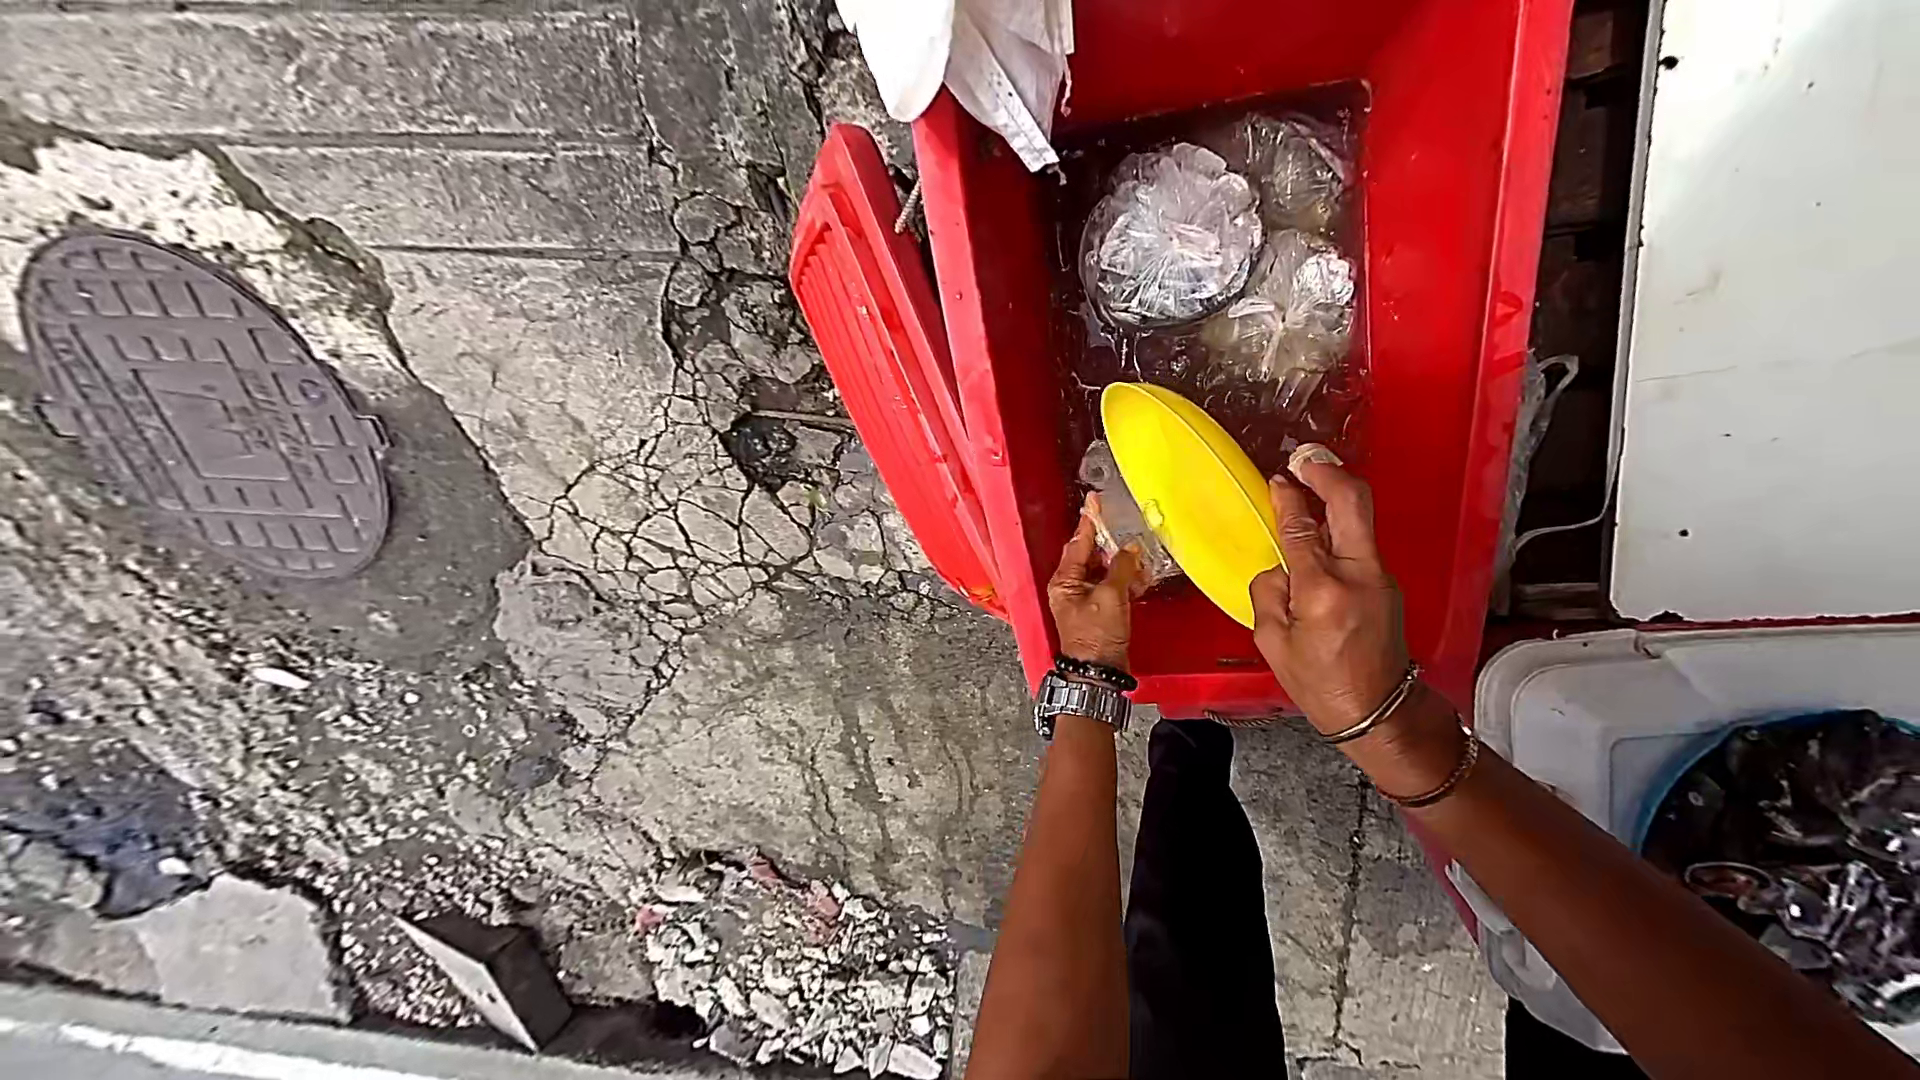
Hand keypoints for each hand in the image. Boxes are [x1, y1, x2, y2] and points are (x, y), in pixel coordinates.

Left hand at [1048, 512, 1142, 670]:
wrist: (1099, 671)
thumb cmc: (1097, 634)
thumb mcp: (1111, 596)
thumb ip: (1122, 568)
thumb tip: (1130, 548)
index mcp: (1065, 579)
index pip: (1078, 542)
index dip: (1089, 521)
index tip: (1094, 500)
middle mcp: (1071, 586)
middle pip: (1091, 554)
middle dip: (1111, 545)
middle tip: (1127, 532)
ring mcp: (1084, 598)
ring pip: (1104, 570)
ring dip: (1122, 565)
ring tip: (1140, 561)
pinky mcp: (1098, 610)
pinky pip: (1111, 586)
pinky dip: (1126, 581)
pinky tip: (1140, 580)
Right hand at [1249, 446, 1409, 733]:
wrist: (1379, 710)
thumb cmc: (1318, 683)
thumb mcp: (1272, 641)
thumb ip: (1268, 593)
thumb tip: (1277, 567)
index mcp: (1322, 591)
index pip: (1301, 529)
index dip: (1287, 498)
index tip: (1278, 480)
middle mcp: (1358, 575)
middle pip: (1352, 504)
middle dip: (1329, 473)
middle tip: (1307, 458)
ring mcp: (1379, 578)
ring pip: (1360, 520)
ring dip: (1336, 496)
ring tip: (1310, 484)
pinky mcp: (1386, 584)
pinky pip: (1359, 544)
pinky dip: (1339, 526)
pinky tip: (1319, 530)